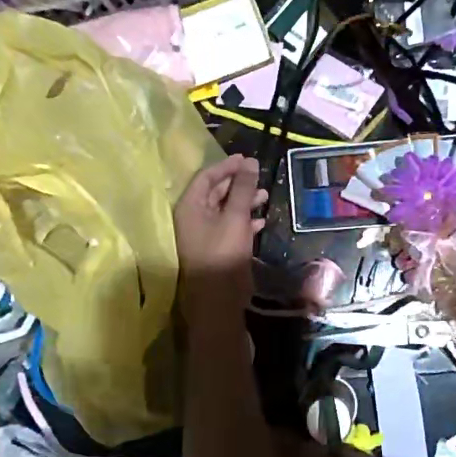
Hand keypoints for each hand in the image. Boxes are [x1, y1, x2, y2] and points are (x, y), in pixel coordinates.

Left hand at [173, 153, 266, 316]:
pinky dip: (245, 220)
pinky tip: (261, 220)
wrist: (218, 297)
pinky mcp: (217, 247)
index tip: (247, 159)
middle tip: (258, 175)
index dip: (226, 166)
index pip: (206, 177)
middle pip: (215, 192)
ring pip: (224, 209)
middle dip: (238, 183)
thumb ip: (242, 189)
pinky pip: (230, 226)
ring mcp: (205, 233)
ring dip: (244, 201)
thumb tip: (251, 162)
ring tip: (265, 196)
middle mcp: (194, 217)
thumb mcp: (235, 217)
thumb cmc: (222, 252)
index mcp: (190, 207)